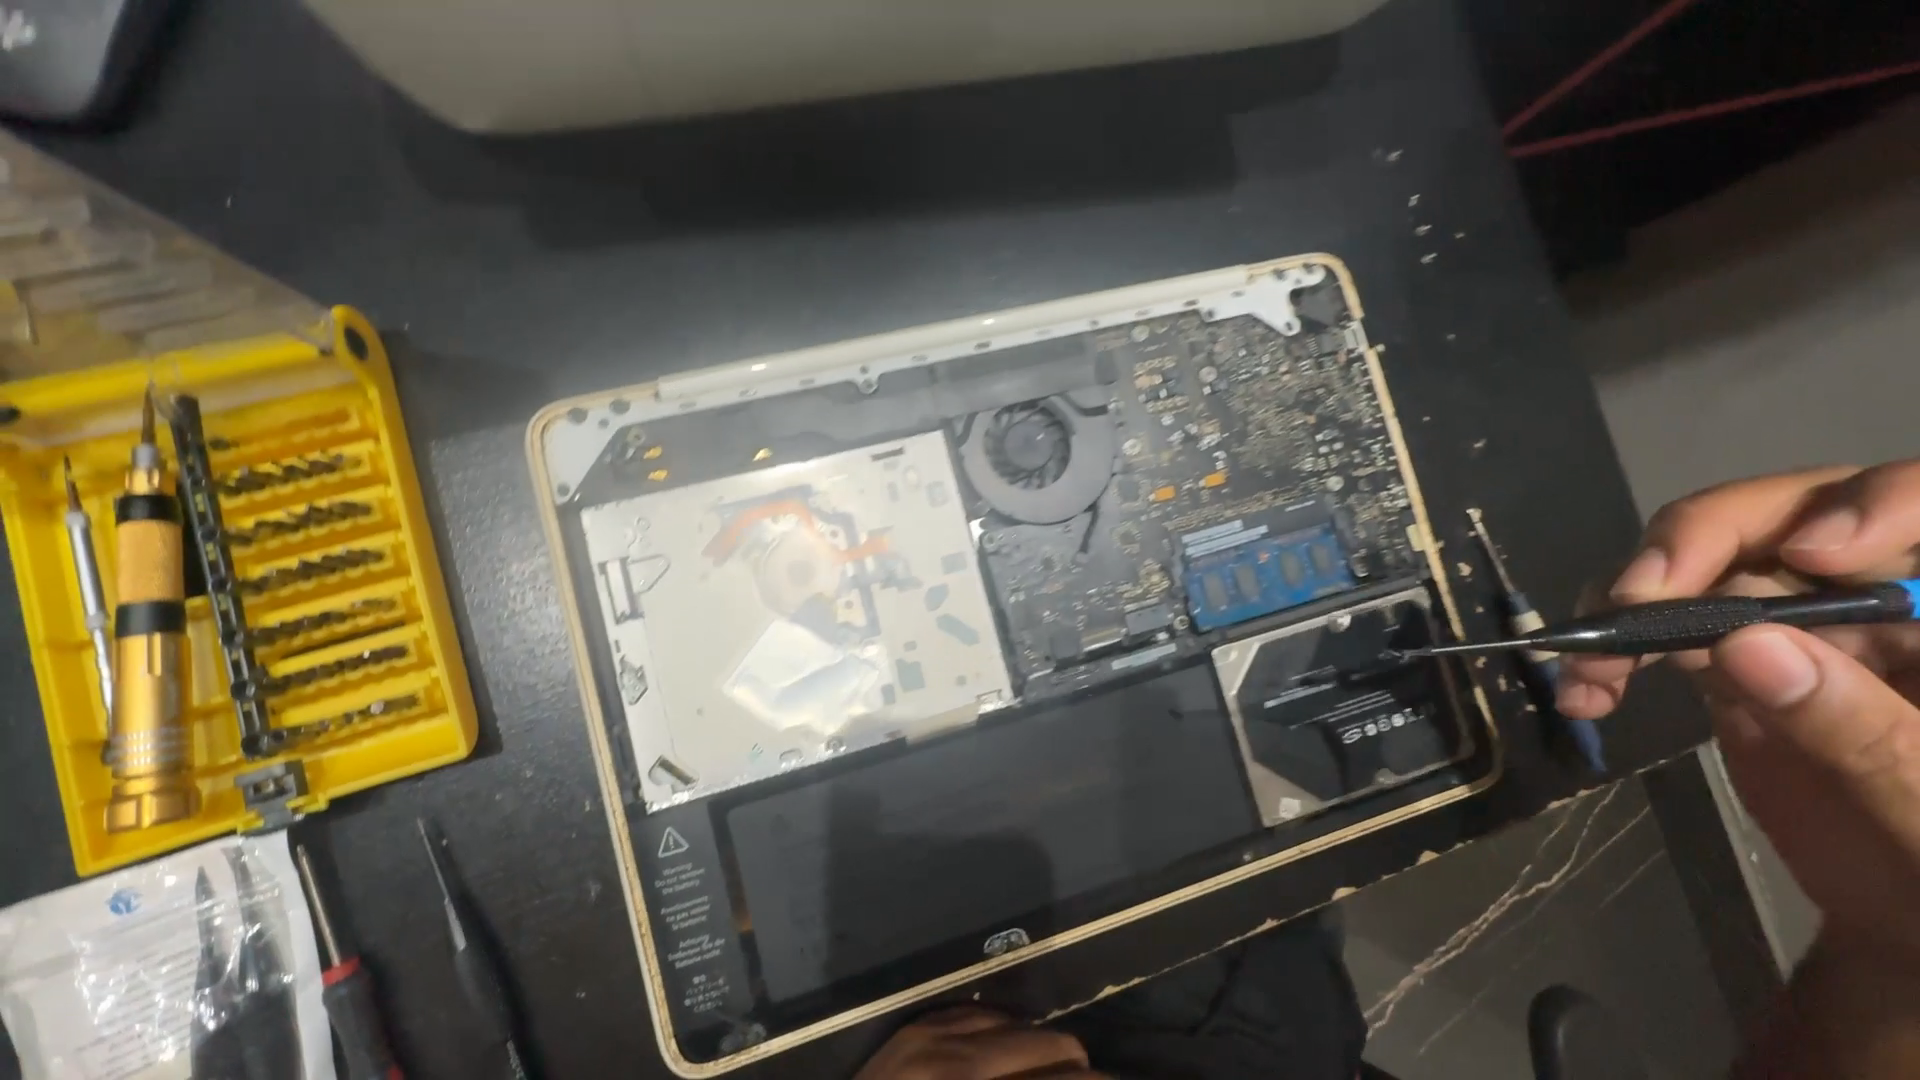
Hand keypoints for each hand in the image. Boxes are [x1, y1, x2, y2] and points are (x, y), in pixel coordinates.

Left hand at [854, 1008, 1103, 1079]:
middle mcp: (959, 1068)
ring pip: (1012, 1024)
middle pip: (1042, 1047)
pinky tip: (1014, 1038)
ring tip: (1064, 1061)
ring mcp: (933, 1041)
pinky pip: (973, 1013)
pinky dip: (1002, 1024)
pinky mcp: (914, 1029)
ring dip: (1043, 1042)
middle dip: (1077, 1065)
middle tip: (1095, 1079)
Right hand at [1557, 463, 1919, 955]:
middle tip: (1640, 594)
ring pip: (1704, 563)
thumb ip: (1864, 734)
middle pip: (1793, 516)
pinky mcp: (1731, 659)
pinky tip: (1587, 692)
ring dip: (1633, 602)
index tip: (1813, 553)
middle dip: (1706, 541)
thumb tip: (1745, 645)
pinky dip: (1611, 650)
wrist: (1907, 922)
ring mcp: (1798, 626)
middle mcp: (1879, 597)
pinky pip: (1658, 625)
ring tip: (1593, 664)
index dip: (1872, 505)